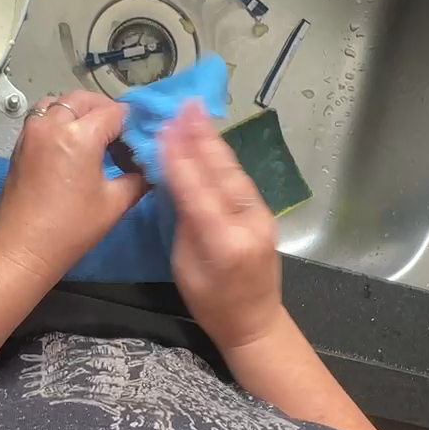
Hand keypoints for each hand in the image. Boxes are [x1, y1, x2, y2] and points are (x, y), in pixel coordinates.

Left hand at [0, 91, 147, 281]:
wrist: (24, 248)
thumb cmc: (71, 229)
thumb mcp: (114, 204)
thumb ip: (138, 179)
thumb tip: (150, 168)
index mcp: (79, 136)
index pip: (115, 112)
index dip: (132, 124)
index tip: (139, 140)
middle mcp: (52, 124)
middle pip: (85, 99)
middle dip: (106, 111)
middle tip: (120, 136)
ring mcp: (32, 132)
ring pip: (60, 103)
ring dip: (80, 111)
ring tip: (93, 135)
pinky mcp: (20, 143)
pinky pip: (43, 117)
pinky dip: (60, 120)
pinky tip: (71, 144)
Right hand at [159, 101, 287, 348]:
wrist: (255, 323)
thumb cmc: (212, 304)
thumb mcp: (185, 268)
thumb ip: (184, 223)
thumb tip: (174, 181)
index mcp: (223, 241)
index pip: (197, 192)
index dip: (179, 160)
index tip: (164, 130)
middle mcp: (248, 223)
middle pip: (220, 173)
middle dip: (200, 138)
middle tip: (184, 106)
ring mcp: (261, 216)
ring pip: (232, 172)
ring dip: (212, 141)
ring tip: (196, 113)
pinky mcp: (264, 214)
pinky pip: (239, 180)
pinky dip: (223, 158)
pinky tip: (211, 141)